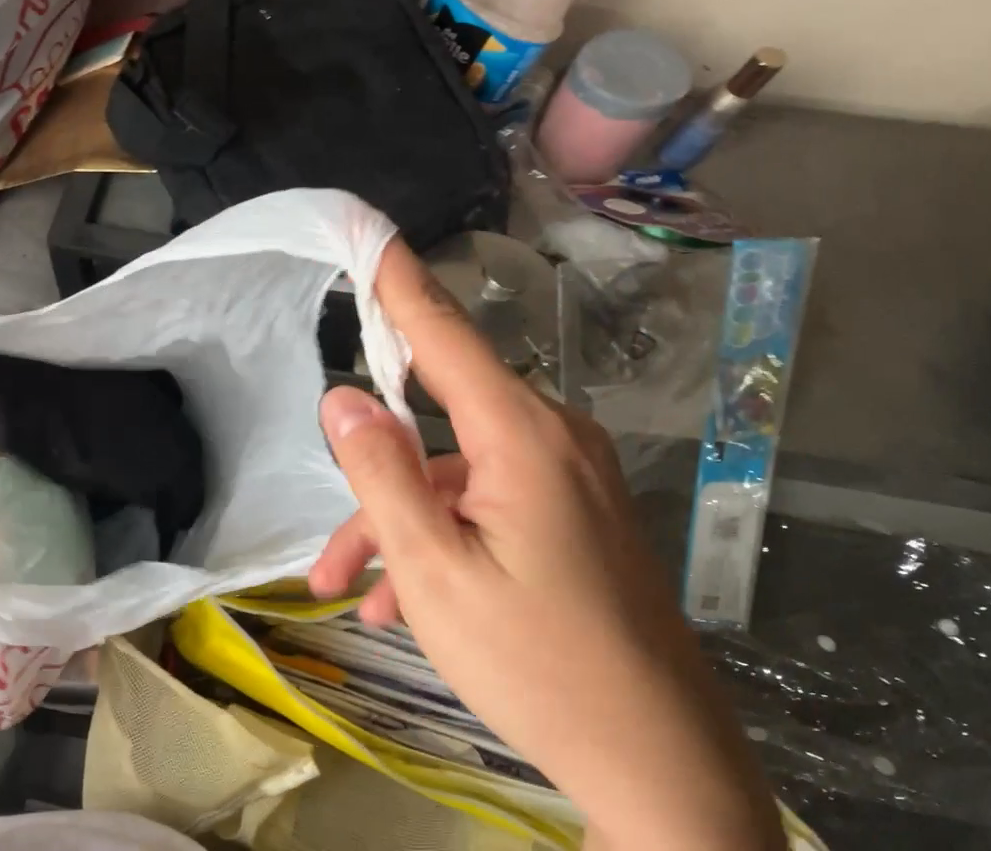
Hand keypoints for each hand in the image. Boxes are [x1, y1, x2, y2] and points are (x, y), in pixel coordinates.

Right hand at [310, 243, 783, 850]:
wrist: (660, 766)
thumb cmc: (535, 662)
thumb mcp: (433, 570)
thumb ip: (380, 473)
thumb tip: (341, 397)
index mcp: (521, 435)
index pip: (442, 331)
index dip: (396, 278)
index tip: (364, 224)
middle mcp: (552, 439)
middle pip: (435, 426)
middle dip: (373, 482)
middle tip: (330, 556)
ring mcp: (570, 480)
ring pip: (454, 478)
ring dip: (399, 528)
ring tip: (355, 600)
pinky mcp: (575, 518)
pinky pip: (489, 508)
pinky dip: (442, 543)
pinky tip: (407, 609)